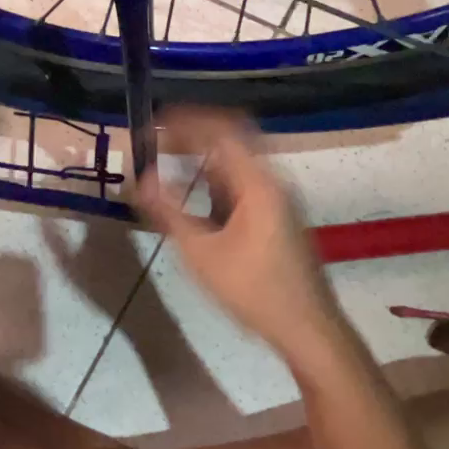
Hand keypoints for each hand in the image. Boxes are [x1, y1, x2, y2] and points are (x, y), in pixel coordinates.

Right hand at [130, 109, 343, 343]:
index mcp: (257, 184)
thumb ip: (169, 212)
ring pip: (237, 163)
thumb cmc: (253, 290)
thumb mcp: (202, 253)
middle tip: (158, 140)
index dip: (187, 121)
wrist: (306, 327)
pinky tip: (194, 196)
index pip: (221, 130)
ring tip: (169, 161)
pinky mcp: (278, 216)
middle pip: (232, 140)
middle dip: (193, 135)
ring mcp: (279, 199)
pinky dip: (215, 178)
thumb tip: (142, 178)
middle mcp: (272, 182)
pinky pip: (243, 182)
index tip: (155, 124)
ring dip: (204, 157)